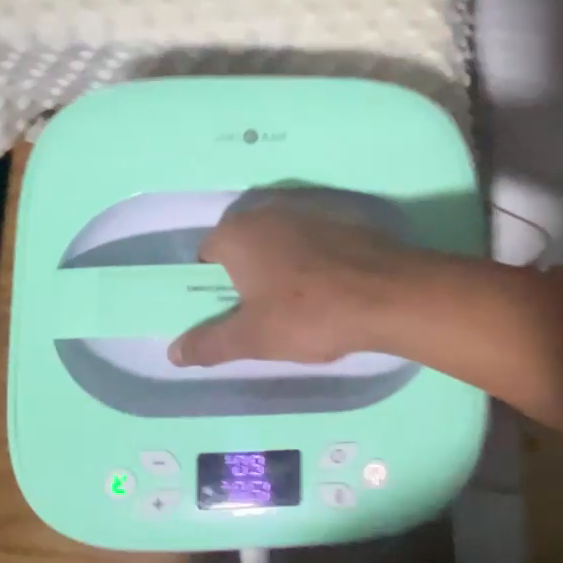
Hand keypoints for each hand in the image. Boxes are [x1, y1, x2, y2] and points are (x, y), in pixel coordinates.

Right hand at [168, 191, 426, 367]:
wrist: (389, 294)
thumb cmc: (310, 314)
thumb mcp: (254, 338)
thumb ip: (210, 343)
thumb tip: (173, 352)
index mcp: (238, 233)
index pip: (207, 254)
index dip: (211, 284)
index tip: (227, 311)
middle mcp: (270, 210)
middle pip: (246, 243)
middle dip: (247, 272)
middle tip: (261, 311)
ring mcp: (311, 210)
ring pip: (282, 239)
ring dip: (283, 263)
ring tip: (299, 302)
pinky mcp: (346, 218)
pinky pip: (316, 239)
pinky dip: (316, 258)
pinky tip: (331, 286)